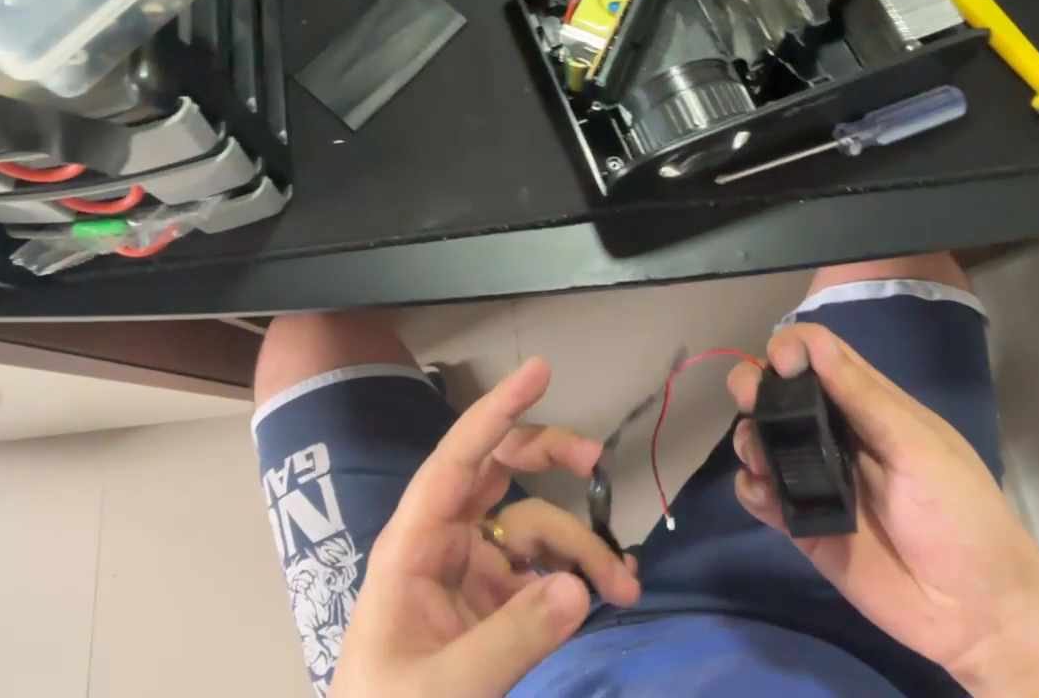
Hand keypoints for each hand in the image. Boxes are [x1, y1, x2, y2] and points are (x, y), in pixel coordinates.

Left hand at [331, 357, 639, 697]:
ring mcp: (474, 569)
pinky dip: (580, 572)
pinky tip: (612, 588)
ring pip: (536, 525)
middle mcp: (445, 542)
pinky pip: (546, 568)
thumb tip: (579, 585)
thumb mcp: (442, 689)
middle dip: (550, 457)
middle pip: (499, 471)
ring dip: (584, 546)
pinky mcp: (497, 600)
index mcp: (414, 544)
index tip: (540, 371)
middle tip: (597, 461)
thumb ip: (509, 640)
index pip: (456, 460)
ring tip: (624, 586)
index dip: (496, 412)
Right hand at [727, 324, 1038, 681]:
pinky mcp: (799, 520)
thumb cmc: (960, 516)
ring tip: (762, 460)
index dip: (792, 347)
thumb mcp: (919, 448)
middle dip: (754, 385)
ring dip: (748, 437)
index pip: (818, 355)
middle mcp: (833, 432)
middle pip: (778, 391)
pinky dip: (749, 487)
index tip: (781, 364)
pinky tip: (765, 496)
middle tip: (751, 400)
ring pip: (760, 437)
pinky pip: (758, 493)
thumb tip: (809, 343)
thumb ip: (862, 398)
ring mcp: (813, 476)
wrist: (976, 613)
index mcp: (868, 405)